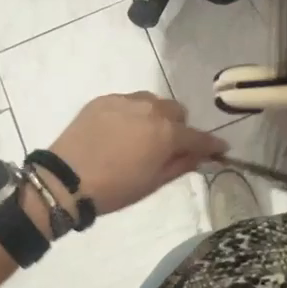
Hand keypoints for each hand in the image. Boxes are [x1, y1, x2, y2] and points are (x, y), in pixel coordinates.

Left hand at [48, 93, 226, 214]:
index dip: (212, 145)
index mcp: (166, 133)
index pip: (198, 136)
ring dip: (155, 116)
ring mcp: (126, 100)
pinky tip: (119, 131)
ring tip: (141, 136)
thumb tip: (203, 157)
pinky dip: (132, 113)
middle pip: (177, 112)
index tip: (221, 150)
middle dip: (178, 128)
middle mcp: (151, 109)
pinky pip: (128, 101)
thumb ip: (181, 164)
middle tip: (167, 147)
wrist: (65, 179)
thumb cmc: (114, 188)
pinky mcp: (104, 99)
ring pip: (153, 102)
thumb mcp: (153, 182)